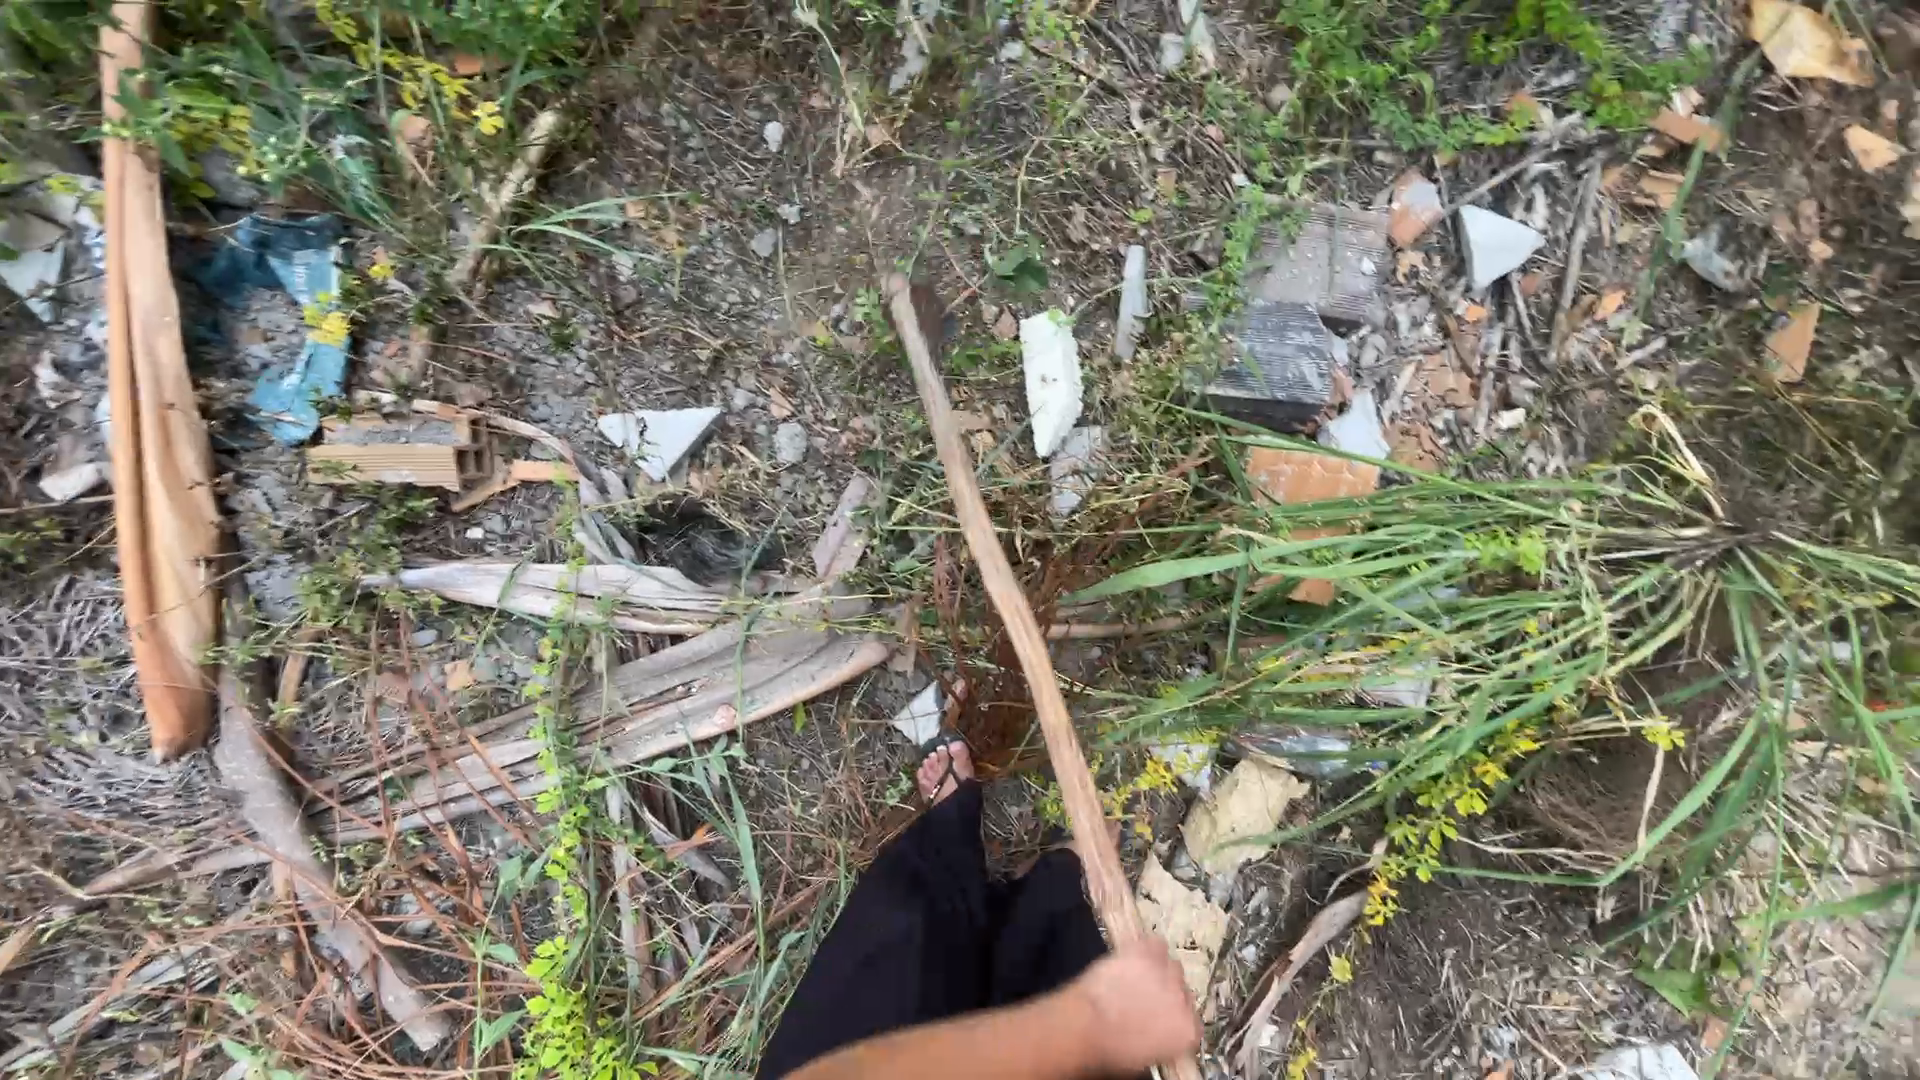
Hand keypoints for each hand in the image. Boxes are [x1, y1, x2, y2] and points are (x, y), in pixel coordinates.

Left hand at [1063, 937, 1200, 1074]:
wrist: (1088, 1024)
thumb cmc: (1113, 1049)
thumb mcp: (1147, 1056)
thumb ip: (1164, 1039)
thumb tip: (1159, 1032)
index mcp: (1187, 1032)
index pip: (1191, 1020)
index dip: (1175, 1016)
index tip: (1163, 1015)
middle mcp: (1183, 1000)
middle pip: (1182, 990)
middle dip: (1167, 993)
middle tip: (1146, 997)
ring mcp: (1165, 973)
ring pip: (1172, 965)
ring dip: (1159, 970)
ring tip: (1139, 975)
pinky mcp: (1146, 952)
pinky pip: (1156, 943)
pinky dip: (1148, 948)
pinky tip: (1136, 955)